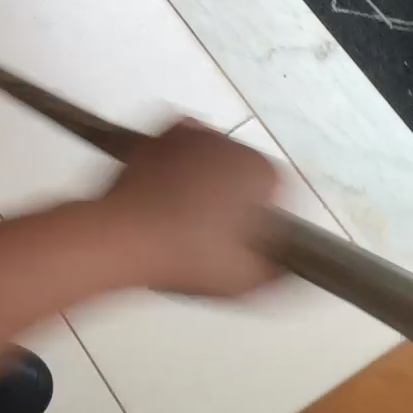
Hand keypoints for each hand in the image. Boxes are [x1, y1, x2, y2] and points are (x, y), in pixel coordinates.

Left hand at [90, 121, 282, 296]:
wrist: (121, 234)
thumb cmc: (187, 255)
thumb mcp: (250, 280)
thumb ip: (284, 272)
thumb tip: (291, 266)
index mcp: (257, 168)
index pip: (280, 188)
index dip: (268, 215)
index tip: (252, 236)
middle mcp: (224, 140)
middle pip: (244, 168)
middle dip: (238, 192)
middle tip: (221, 228)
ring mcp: (184, 132)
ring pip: (212, 155)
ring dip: (209, 177)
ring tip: (192, 215)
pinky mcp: (151, 134)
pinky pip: (179, 146)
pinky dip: (180, 161)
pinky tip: (172, 189)